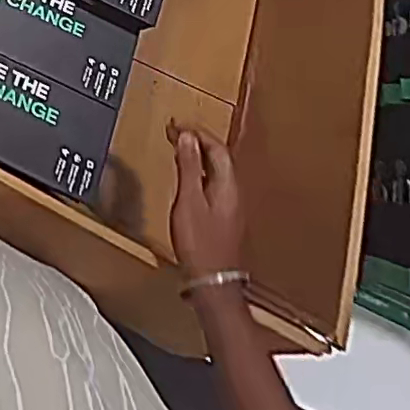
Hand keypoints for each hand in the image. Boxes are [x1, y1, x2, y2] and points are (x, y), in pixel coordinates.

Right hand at [168, 124, 243, 280]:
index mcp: (228, 185)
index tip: (179, 125)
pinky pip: (212, 183)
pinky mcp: (223, 218)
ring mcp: (230, 207)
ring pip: (215, 171)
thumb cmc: (200, 244)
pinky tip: (186, 177)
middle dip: (197, 141)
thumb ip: (188, 167)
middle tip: (176, 133)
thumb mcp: (188, 200)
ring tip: (178, 148)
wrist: (212, 284)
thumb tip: (187, 137)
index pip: (217, 148)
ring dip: (197, 156)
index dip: (198, 133)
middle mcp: (233, 193)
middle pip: (218, 158)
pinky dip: (197, 172)